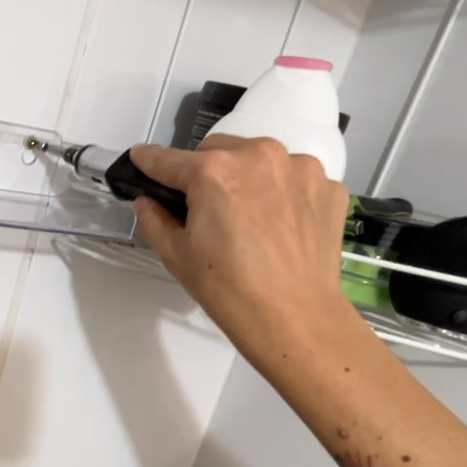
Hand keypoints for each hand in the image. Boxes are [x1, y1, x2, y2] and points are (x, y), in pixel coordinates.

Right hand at [129, 136, 352, 359]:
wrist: (292, 315)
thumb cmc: (227, 288)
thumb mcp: (176, 255)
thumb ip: (155, 219)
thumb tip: (148, 201)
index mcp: (213, 172)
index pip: (169, 160)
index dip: (149, 161)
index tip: (139, 158)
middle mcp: (259, 156)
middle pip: (219, 150)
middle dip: (206, 170)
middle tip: (205, 207)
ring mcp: (300, 168)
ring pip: (260, 160)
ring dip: (248, 178)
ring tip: (249, 218)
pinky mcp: (328, 186)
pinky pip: (295, 180)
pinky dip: (282, 194)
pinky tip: (279, 228)